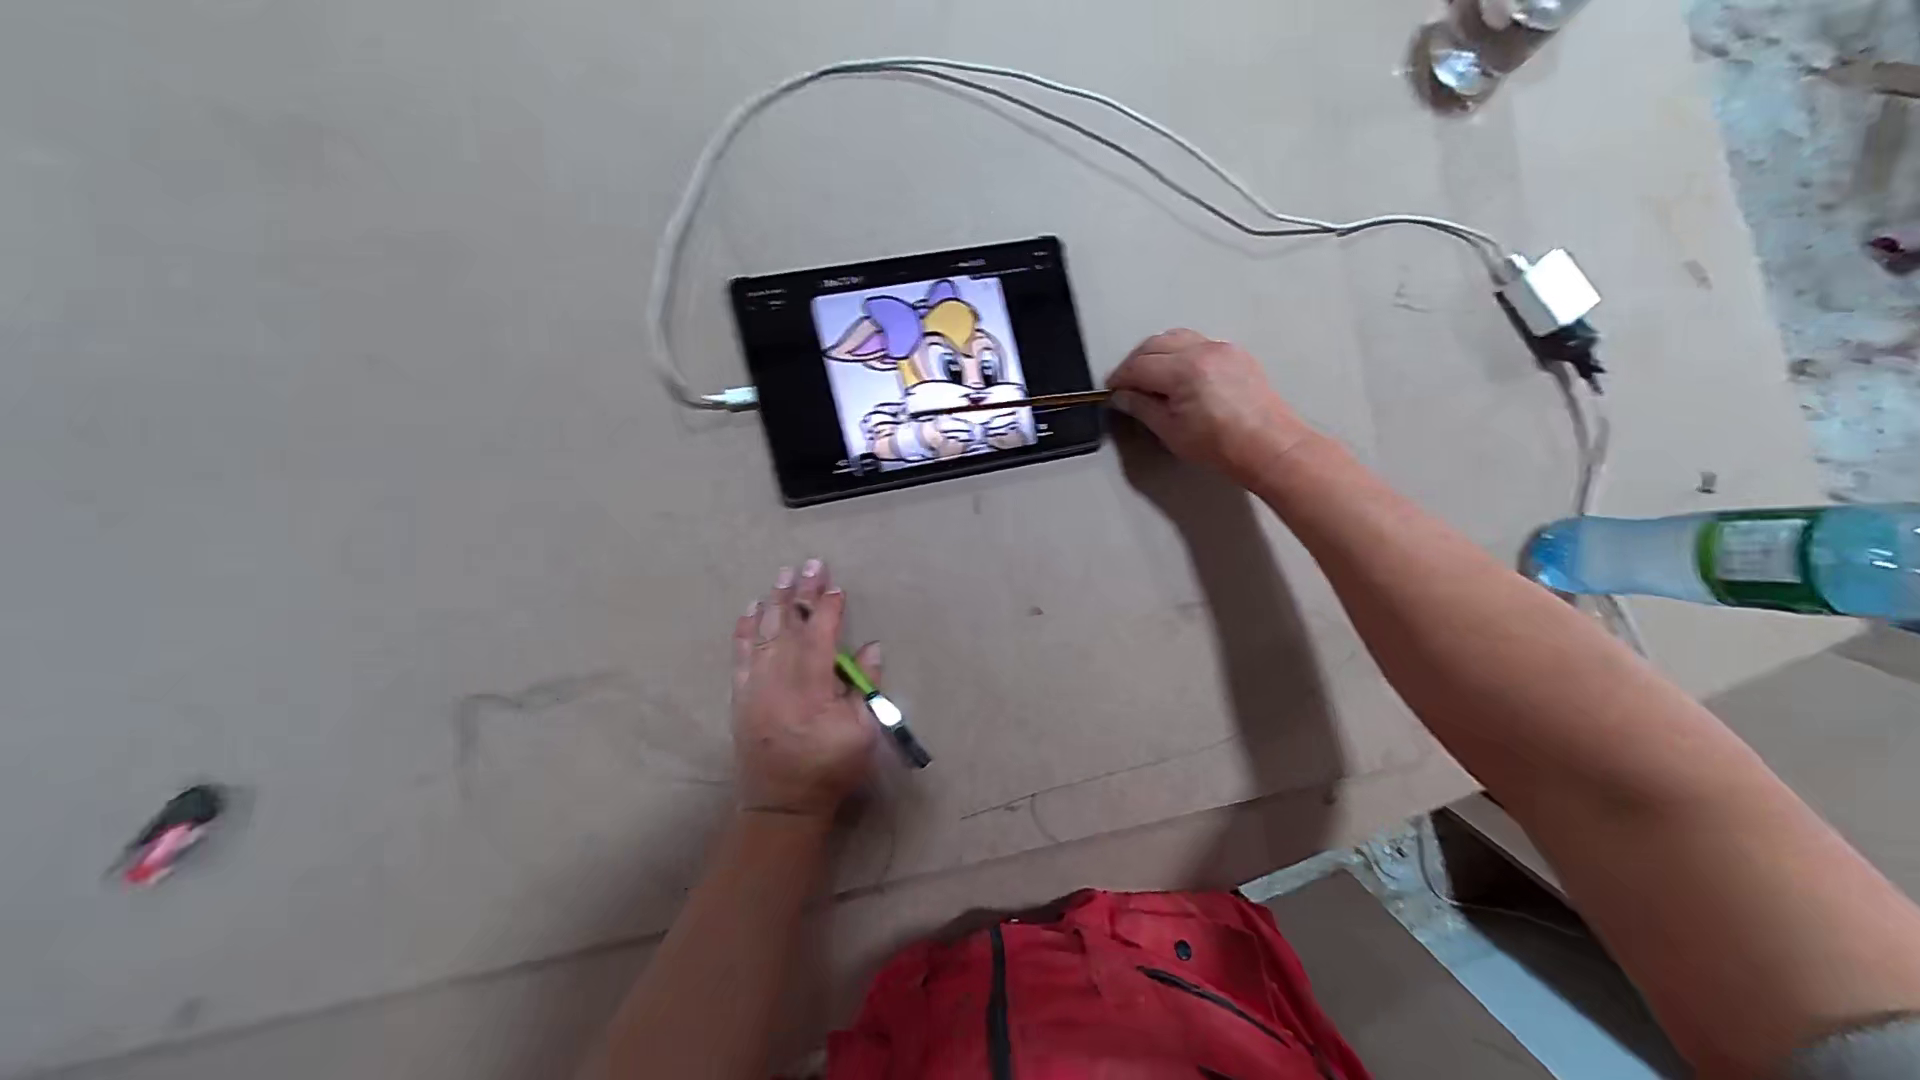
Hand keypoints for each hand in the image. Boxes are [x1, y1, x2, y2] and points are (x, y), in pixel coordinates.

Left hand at [731, 559, 879, 819]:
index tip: (836, 587)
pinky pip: (740, 654)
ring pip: (765, 634)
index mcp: (813, 689)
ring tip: (783, 575)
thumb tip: (869, 647)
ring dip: (775, 602)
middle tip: (809, 564)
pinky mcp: (741, 695)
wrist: (780, 803)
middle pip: (791, 627)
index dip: (828, 609)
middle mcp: (780, 680)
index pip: (821, 637)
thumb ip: (865, 686)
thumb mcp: (863, 733)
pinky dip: (745, 629)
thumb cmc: (830, 768)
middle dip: (800, 593)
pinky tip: (752, 608)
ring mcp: (756, 686)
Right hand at [1106, 329, 1316, 485]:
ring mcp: (1221, 348)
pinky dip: (1180, 352)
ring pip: (1176, 338)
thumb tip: (1122, 396)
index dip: (1120, 378)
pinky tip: (1178, 375)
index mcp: (1184, 370)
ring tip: (1150, 377)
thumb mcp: (1170, 431)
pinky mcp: (1235, 354)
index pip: (1138, 365)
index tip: (1111, 391)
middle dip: (1135, 362)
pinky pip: (1198, 343)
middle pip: (1154, 344)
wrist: (1269, 446)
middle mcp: (1202, 350)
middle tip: (1126, 385)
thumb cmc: (1219, 445)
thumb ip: (1142, 407)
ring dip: (1157, 353)